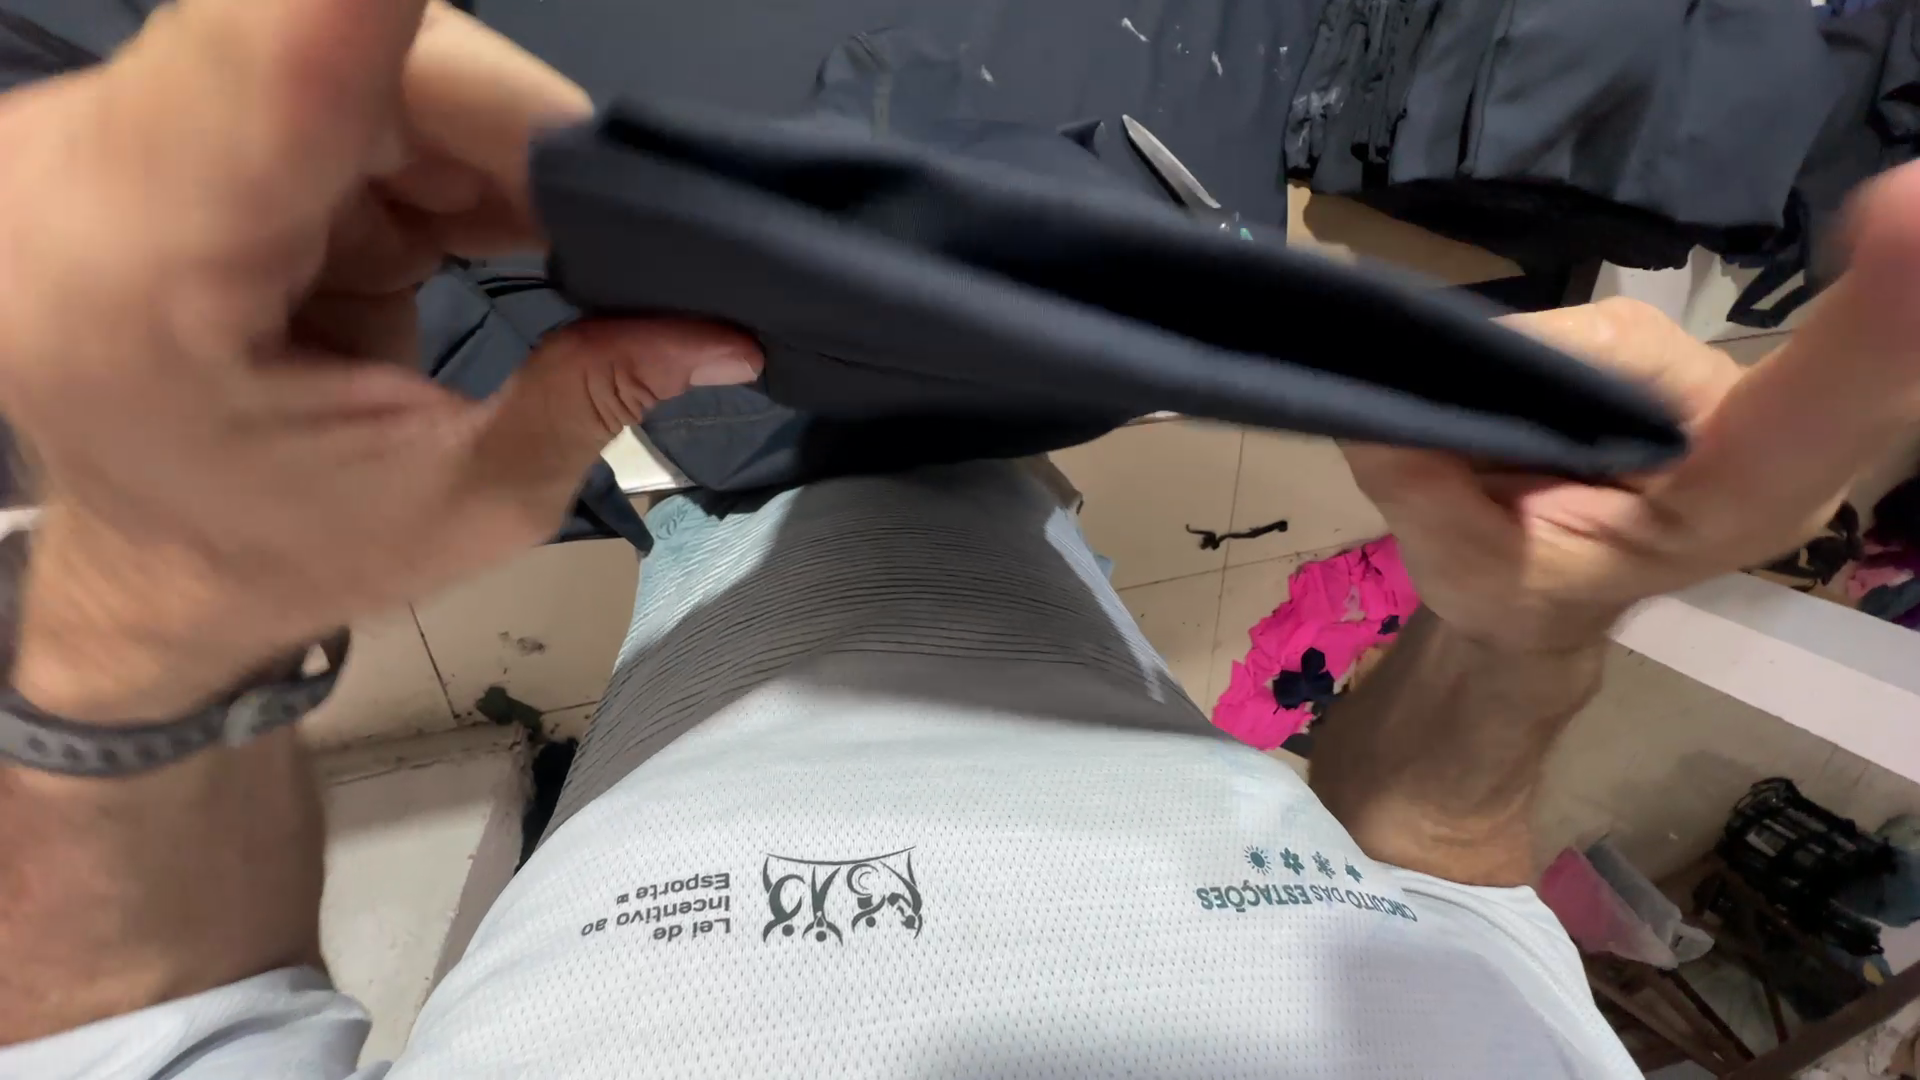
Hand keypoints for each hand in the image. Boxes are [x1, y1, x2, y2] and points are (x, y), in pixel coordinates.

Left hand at [0, 0, 760, 720]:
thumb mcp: (481, 498)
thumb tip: (728, 335)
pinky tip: (524, 229)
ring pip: (376, 66)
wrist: (174, 565)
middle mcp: (109, 171)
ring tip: (586, 245)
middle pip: (359, 59)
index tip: (477, 13)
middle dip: (524, 133)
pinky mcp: (208, 145)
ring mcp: (149, 142)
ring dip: (507, 152)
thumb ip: (596, 399)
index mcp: (150, 274)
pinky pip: (369, 102)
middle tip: (635, 224)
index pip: (266, 61)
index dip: (373, 3)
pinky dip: (470, 161)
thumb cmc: (309, 554)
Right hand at [1345, 168, 1919, 653]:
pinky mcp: (1644, 360)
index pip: (1812, 419)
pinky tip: (1491, 405)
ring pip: (1590, 336)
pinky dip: (1507, 359)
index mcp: (1734, 507)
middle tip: (1455, 441)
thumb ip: (1428, 496)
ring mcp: (1692, 385)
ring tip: (1468, 440)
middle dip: (1526, 376)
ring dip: (1502, 373)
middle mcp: (1742, 430)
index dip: (1868, 330)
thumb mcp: (1464, 571)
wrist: (1529, 592)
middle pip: (1632, 355)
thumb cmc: (1516, 598)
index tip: (1911, 208)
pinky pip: (1569, 332)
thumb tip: (1374, 414)